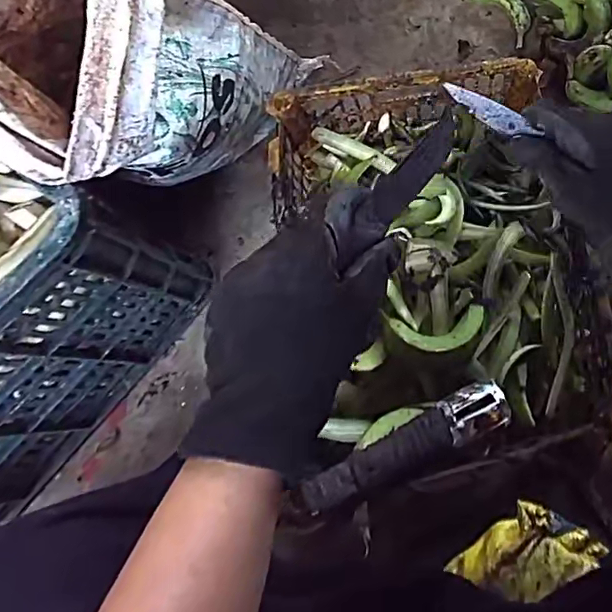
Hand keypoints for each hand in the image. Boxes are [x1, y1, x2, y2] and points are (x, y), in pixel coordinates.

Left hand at [181, 187, 397, 475]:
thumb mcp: (359, 308)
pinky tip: (286, 320)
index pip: (333, 203)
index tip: (370, 224)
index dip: (356, 207)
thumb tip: (389, 240)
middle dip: (328, 247)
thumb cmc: (320, 352)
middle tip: (347, 274)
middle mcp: (265, 252)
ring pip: (280, 258)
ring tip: (315, 303)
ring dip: (300, 269)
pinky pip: (257, 282)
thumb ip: (374, 266)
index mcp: (304, 247)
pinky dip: (275, 291)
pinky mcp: (222, 302)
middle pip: (305, 233)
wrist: (261, 408)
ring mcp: (238, 277)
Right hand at [507, 101, 611, 299]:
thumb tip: (514, 140)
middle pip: (573, 119)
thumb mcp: (573, 193)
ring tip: (584, 179)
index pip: (547, 111)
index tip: (522, 146)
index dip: (529, 125)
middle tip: (553, 172)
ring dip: (583, 145)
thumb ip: (543, 162)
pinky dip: (606, 150)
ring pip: (597, 128)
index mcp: (589, 128)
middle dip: (557, 138)